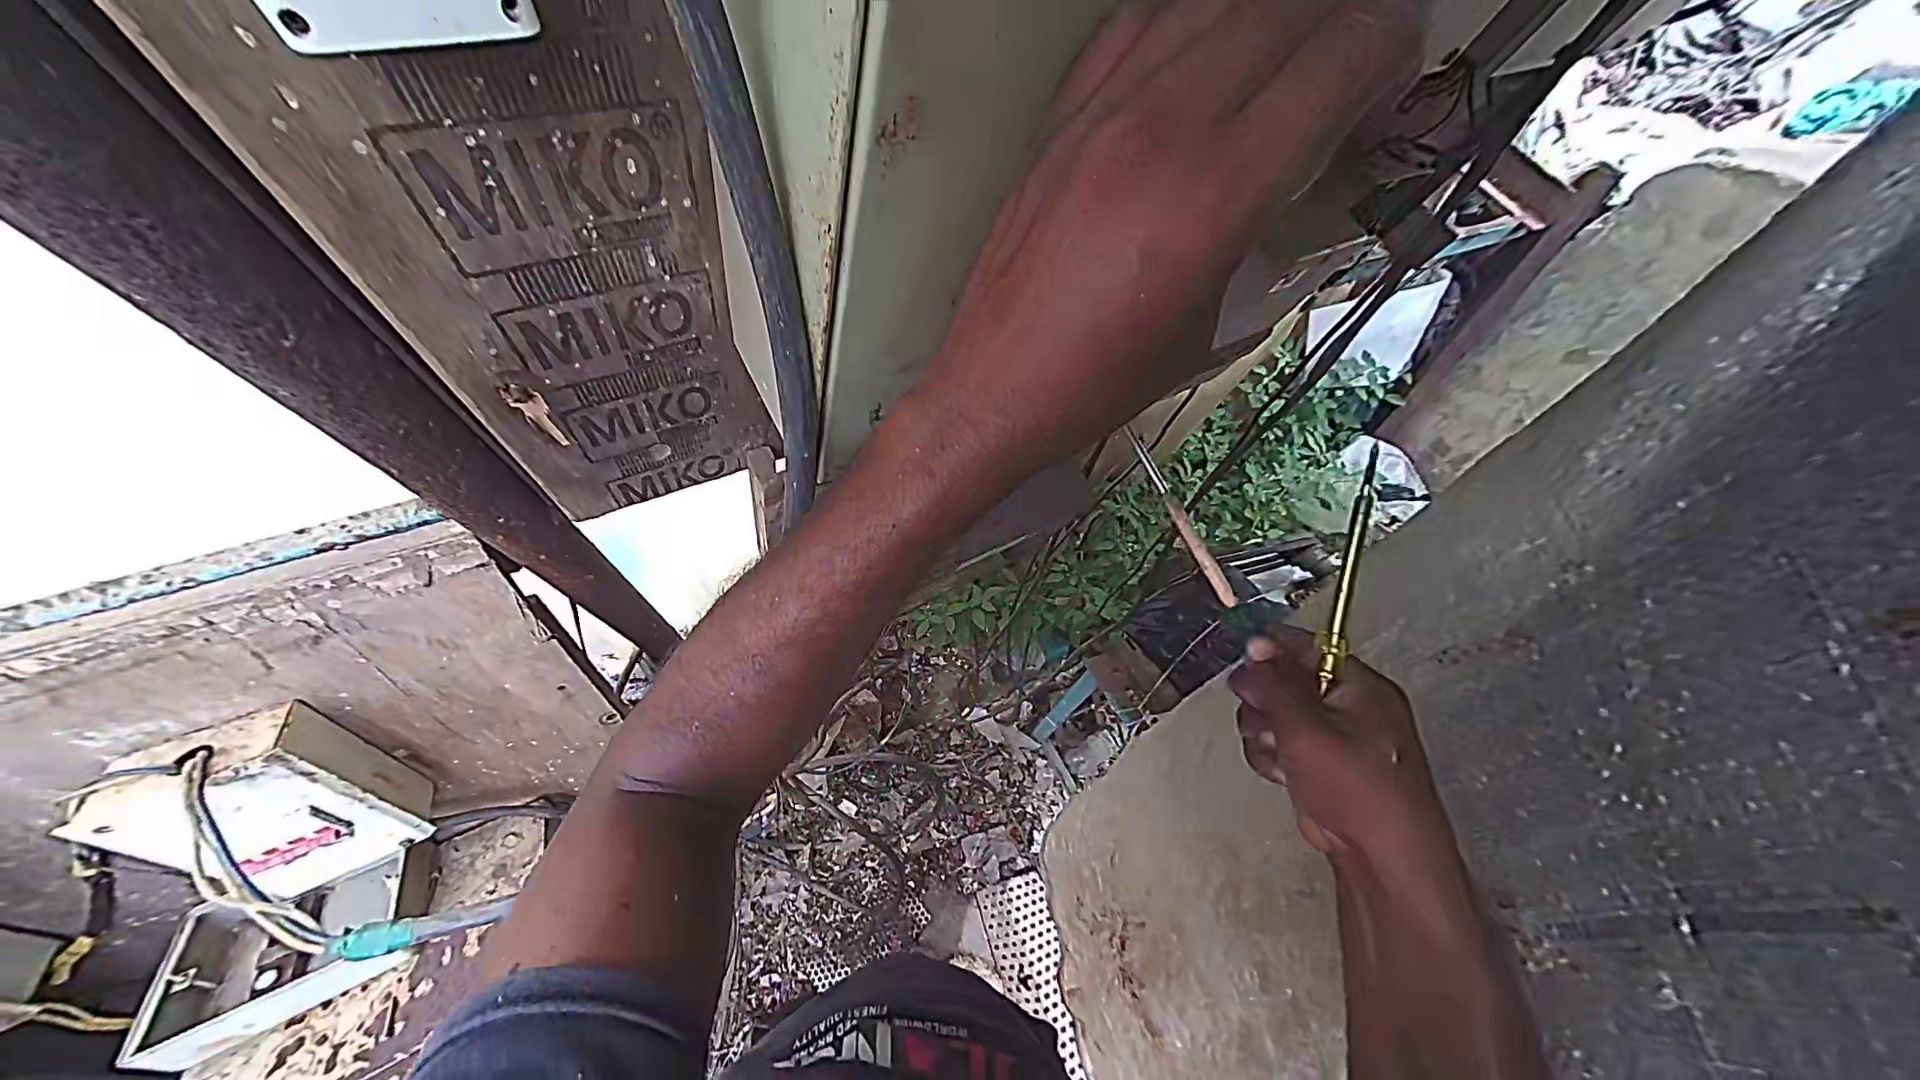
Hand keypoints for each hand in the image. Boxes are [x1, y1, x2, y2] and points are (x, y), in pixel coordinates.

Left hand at [903, 0, 1424, 483]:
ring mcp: (1101, 117)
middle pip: (1292, 7)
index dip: (1392, 55)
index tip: (1388, 87)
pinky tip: (1198, 53)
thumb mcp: (1208, 326)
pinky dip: (1185, 20)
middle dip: (1346, 24)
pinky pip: (1135, 24)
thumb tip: (1298, 179)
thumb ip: (1264, 234)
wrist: (997, 388)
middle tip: (1347, 73)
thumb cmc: (1093, 381)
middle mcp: (1160, 131)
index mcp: (1214, 194)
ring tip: (1281, 58)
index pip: (1345, 54)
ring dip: (1270, 15)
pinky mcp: (1060, 124)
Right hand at [1230, 629, 1461, 877]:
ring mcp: (1330, 736)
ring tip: (1281, 754)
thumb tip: (1257, 643)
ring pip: (1271, 713)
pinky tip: (1283, 772)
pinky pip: (1276, 742)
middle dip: (1264, 701)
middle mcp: (1346, 706)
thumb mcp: (1306, 726)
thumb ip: (1274, 682)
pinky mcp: (1315, 761)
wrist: (1378, 855)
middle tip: (1268, 718)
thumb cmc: (1358, 789)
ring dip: (1264, 733)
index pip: (1307, 647)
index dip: (1273, 650)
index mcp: (1359, 686)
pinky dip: (1271, 755)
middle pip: (1282, 680)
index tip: (1247, 658)